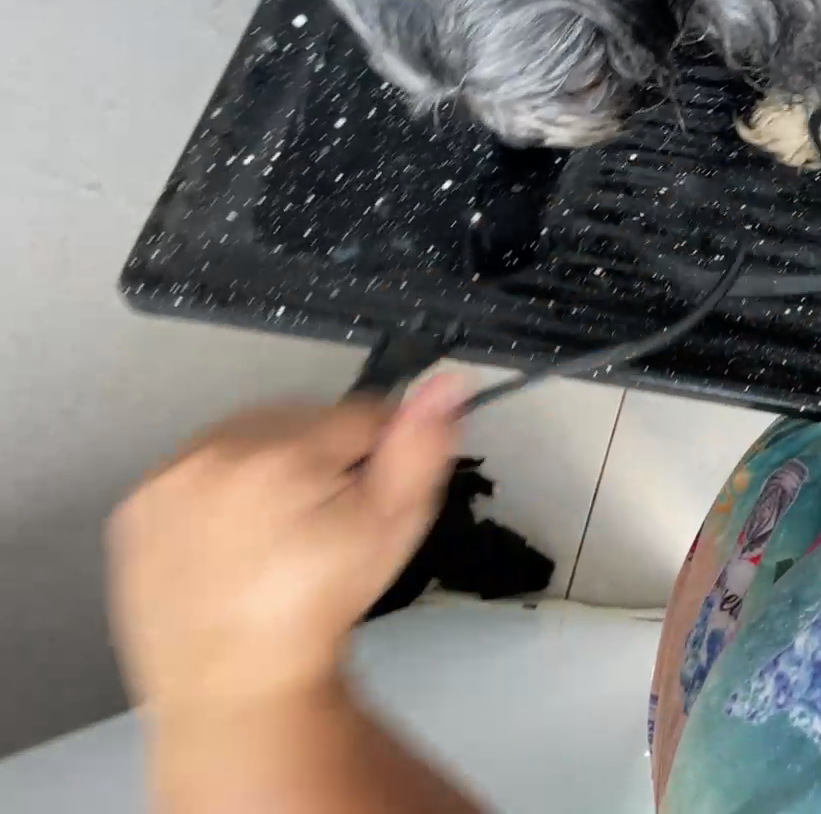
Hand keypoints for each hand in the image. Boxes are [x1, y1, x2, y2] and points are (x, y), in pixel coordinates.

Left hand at [107, 377, 465, 720]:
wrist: (237, 677)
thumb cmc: (327, 596)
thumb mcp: (398, 519)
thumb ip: (423, 443)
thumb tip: (446, 382)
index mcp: (280, 453)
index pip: (365, 413)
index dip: (385, 453)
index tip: (375, 498)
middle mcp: (212, 453)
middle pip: (308, 416)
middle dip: (333, 451)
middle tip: (339, 511)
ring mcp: (166, 480)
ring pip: (259, 435)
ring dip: (286, 460)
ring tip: (296, 520)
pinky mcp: (137, 506)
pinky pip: (210, 463)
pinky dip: (237, 481)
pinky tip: (252, 528)